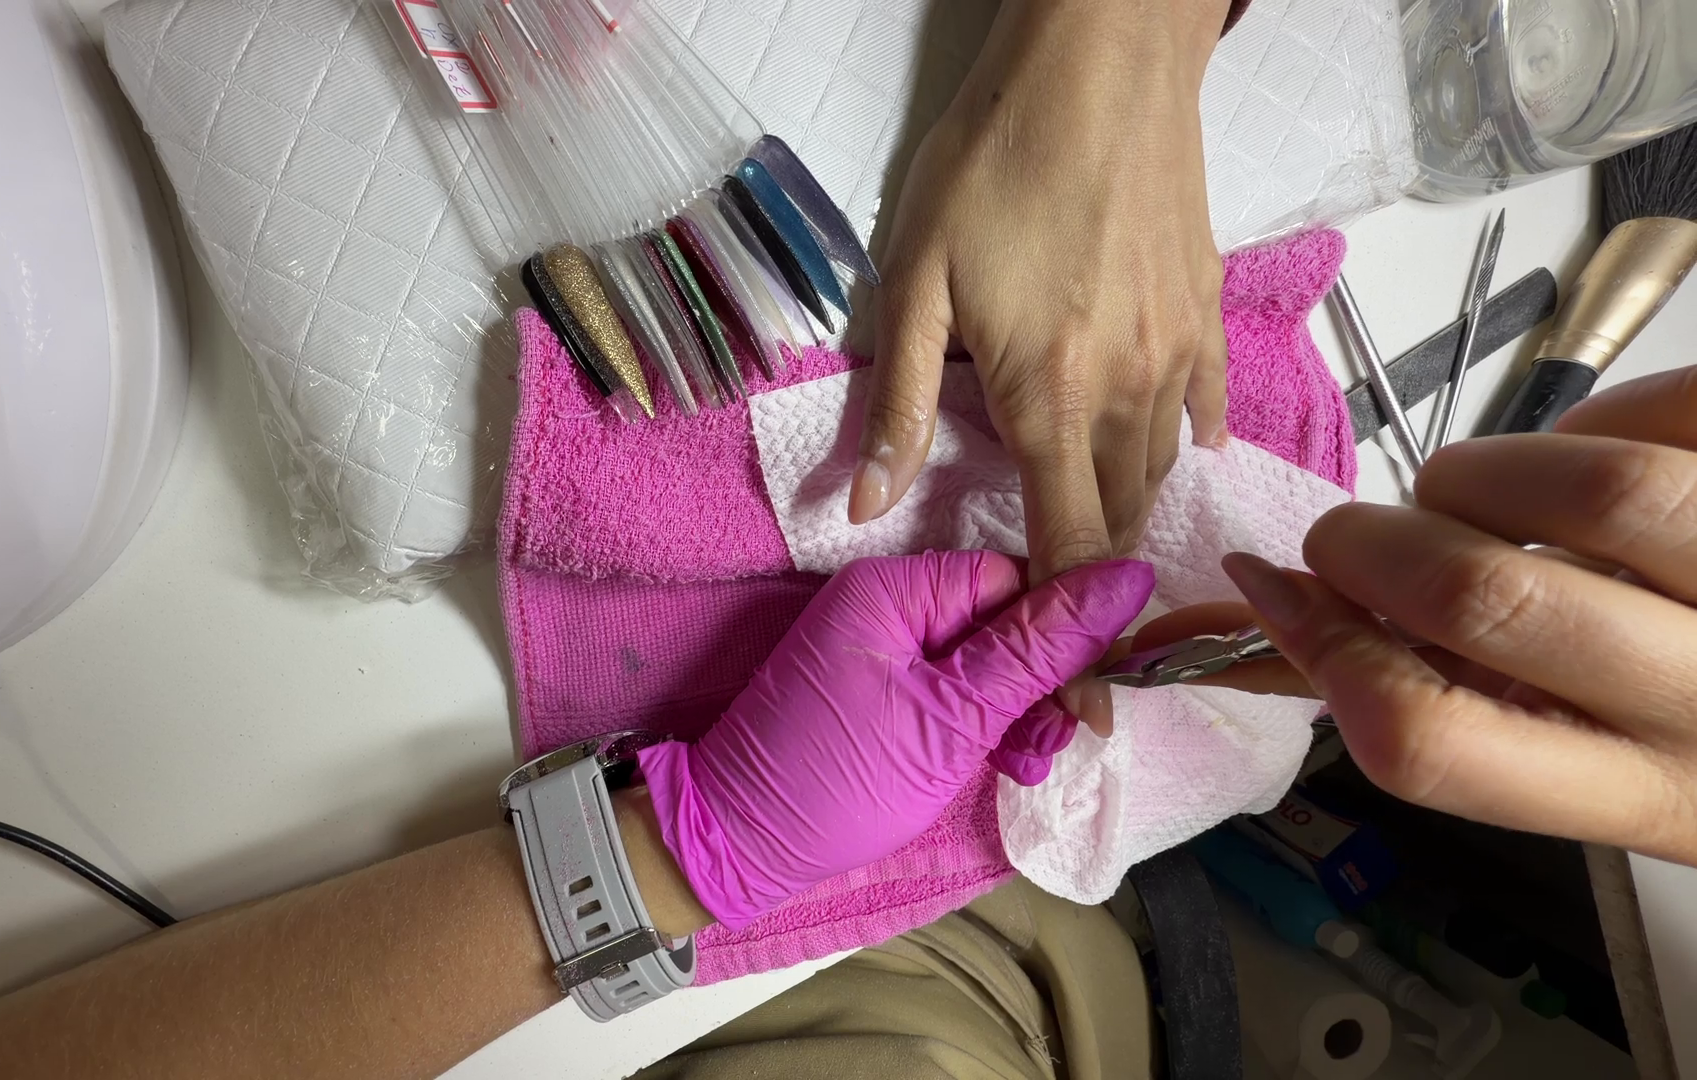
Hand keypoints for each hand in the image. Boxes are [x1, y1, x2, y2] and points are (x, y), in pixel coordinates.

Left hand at [638, 551, 1152, 928]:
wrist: (742, 839)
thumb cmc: (841, 777)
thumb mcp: (951, 716)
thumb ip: (1038, 650)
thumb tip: (1126, 577)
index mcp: (894, 588)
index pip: (1010, 577)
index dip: (1061, 632)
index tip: (1086, 698)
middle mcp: (886, 600)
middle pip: (1000, 618)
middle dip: (1039, 682)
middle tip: (1050, 745)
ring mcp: (881, 644)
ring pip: (984, 658)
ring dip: (1017, 710)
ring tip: (1023, 765)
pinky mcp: (882, 684)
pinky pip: (952, 685)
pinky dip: (983, 723)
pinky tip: (1003, 763)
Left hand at [851, 0, 1232, 580]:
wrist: (1099, 60)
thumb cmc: (990, 170)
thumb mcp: (915, 289)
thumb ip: (898, 408)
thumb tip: (867, 506)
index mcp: (1051, 397)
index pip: (1069, 539)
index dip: (1069, 617)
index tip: (1074, 683)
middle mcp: (1130, 390)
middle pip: (1116, 515)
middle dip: (1090, 572)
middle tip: (1065, 603)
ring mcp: (1181, 352)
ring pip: (1155, 471)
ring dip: (1120, 512)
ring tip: (1090, 535)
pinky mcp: (1205, 313)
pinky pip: (1199, 410)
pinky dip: (1173, 450)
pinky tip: (1161, 457)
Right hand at [1214, 367, 1696, 863]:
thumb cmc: (1677, 725)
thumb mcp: (1547, 743)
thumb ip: (1384, 678)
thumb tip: (1239, 593)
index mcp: (1638, 793)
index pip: (1425, 736)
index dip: (1319, 650)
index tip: (1277, 589)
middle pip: (1480, 597)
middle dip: (1366, 541)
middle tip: (1371, 538)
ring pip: (1590, 489)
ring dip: (1475, 474)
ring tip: (1490, 495)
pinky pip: (1674, 410)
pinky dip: (1600, 416)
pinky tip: (1604, 456)